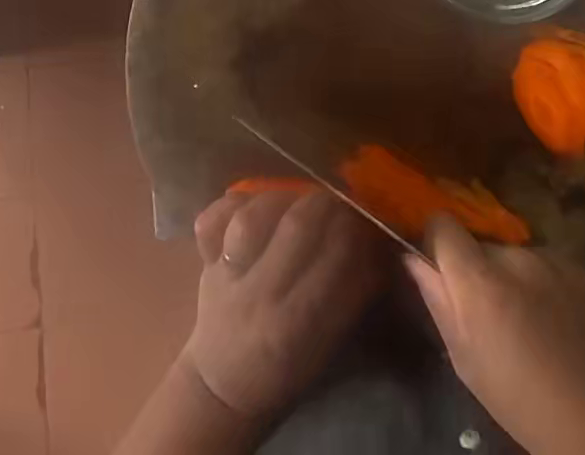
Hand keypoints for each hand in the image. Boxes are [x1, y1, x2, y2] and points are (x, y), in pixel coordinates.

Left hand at [181, 189, 384, 420]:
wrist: (224, 386)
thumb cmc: (288, 367)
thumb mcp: (328, 344)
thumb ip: (353, 296)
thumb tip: (380, 247)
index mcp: (297, 326)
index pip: (336, 263)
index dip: (358, 233)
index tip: (370, 220)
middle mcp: (260, 297)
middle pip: (296, 229)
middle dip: (327, 205)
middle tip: (341, 200)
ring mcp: (226, 278)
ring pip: (252, 218)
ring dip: (282, 198)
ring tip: (298, 198)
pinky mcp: (205, 264)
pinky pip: (211, 221)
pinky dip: (230, 204)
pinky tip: (250, 203)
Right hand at [406, 218, 584, 454]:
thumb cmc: (532, 407)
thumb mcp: (468, 364)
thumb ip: (438, 303)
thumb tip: (413, 261)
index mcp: (480, 280)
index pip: (441, 223)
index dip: (432, 241)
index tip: (434, 271)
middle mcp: (514, 256)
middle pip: (476, 242)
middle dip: (470, 268)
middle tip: (481, 317)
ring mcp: (551, 260)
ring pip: (508, 255)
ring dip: (504, 278)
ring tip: (522, 329)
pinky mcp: (579, 271)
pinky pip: (538, 266)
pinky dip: (534, 286)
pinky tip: (551, 329)